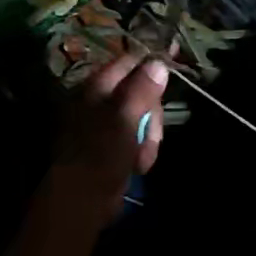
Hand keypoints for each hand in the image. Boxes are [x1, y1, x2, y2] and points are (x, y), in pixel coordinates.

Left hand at [53, 51, 167, 191]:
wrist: (82, 199)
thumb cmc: (100, 154)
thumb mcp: (124, 118)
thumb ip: (142, 89)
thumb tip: (158, 62)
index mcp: (97, 87)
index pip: (129, 61)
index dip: (151, 60)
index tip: (173, 56)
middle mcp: (100, 100)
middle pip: (141, 91)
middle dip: (151, 114)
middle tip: (150, 134)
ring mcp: (106, 123)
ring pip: (143, 117)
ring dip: (149, 137)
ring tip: (141, 157)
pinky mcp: (113, 144)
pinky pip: (139, 137)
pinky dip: (142, 150)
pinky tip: (138, 164)